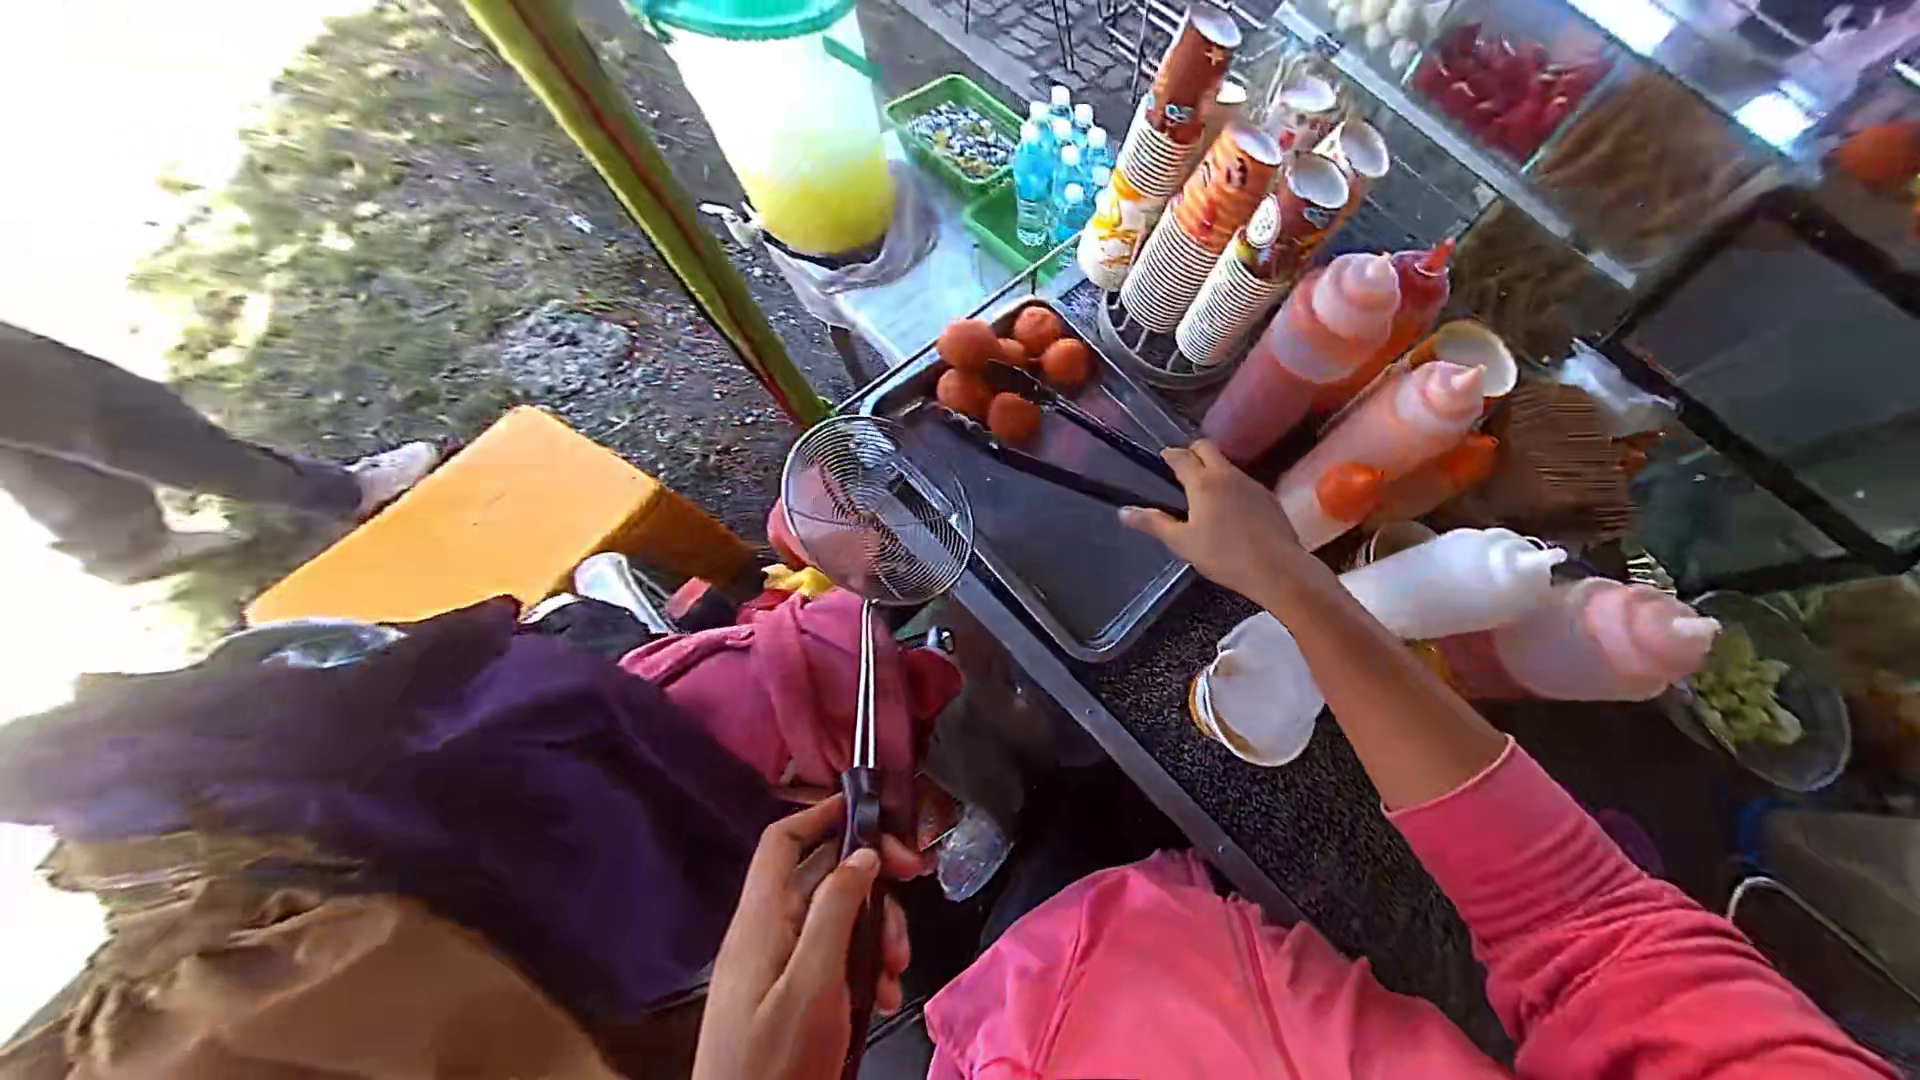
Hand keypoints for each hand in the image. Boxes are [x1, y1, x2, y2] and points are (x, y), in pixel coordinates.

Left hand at [693, 796, 921, 1079]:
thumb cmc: (775, 1066)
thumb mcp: (812, 985)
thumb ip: (836, 912)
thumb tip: (862, 853)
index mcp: (762, 918)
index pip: (783, 841)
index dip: (821, 814)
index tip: (869, 808)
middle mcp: (770, 931)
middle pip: (824, 874)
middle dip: (872, 876)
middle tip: (915, 877)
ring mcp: (782, 963)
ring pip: (839, 915)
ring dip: (877, 927)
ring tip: (898, 964)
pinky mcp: (796, 992)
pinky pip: (837, 955)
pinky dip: (867, 963)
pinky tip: (887, 992)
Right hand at [1121, 439, 1336, 606]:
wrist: (1277, 569)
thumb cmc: (1223, 556)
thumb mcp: (1182, 542)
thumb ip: (1153, 523)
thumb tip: (1124, 512)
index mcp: (1203, 482)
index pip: (1182, 456)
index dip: (1169, 455)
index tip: (1163, 459)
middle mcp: (1227, 475)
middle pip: (1207, 448)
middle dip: (1192, 452)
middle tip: (1182, 469)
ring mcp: (1251, 484)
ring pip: (1227, 465)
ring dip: (1212, 469)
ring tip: (1203, 492)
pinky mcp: (1268, 497)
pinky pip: (1243, 481)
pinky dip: (1230, 486)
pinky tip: (1229, 509)